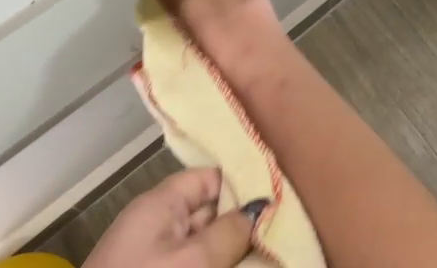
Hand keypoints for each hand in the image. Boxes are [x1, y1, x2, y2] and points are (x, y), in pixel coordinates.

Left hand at [82, 167, 262, 267]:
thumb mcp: (193, 262)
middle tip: (283, 234)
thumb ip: (230, 232)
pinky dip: (211, 266)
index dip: (244, 184)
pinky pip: (190, 266)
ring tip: (270, 255)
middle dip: (242, 225)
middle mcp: (157, 226)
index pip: (210, 178)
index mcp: (161, 204)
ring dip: (230, 255)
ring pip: (202, 248)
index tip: (279, 199)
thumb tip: (258, 208)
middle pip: (209, 214)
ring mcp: (152, 260)